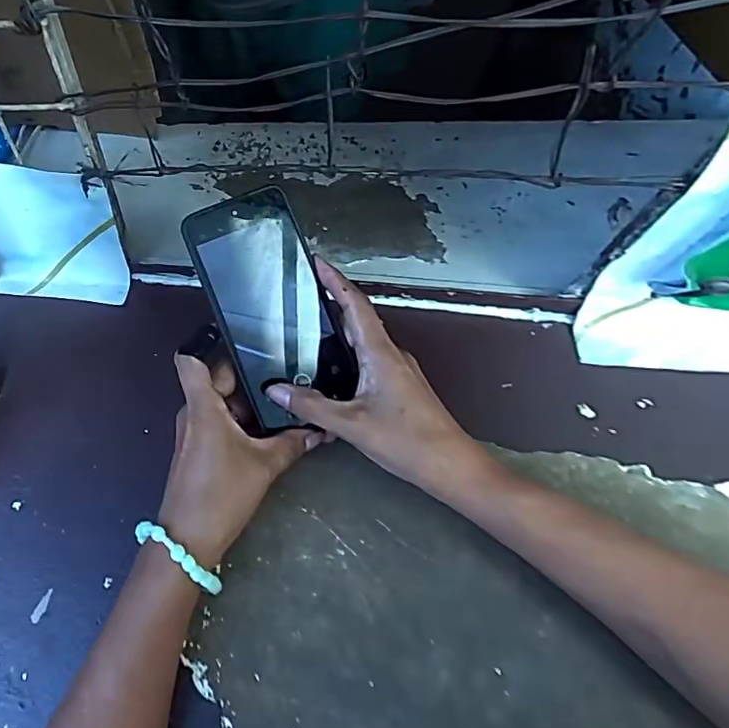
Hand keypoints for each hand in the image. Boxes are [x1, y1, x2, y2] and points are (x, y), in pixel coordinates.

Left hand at [157, 353, 323, 566]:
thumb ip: (292, 443)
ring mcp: (194, 431)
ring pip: (220, 402)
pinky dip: (241, 419)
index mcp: (202, 406)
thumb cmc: (220, 494)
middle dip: (246, 374)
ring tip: (282, 394)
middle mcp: (193, 413)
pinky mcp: (199, 448)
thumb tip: (319, 430)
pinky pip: (219, 421)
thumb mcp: (264, 465)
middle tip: (282, 367)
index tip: (241, 339)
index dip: (209, 342)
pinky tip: (269, 426)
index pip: (191, 360)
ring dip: (246, 400)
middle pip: (215, 379)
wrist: (189, 539)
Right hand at [265, 259, 490, 495]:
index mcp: (380, 354)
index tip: (317, 262)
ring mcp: (399, 369)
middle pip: (359, 316)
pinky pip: (372, 358)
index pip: (354, 304)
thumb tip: (277, 391)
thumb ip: (310, 405)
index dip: (334, 280)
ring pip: (366, 338)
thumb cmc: (409, 441)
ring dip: (342, 326)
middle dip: (334, 298)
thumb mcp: (349, 424)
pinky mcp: (401, 385)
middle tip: (309, 288)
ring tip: (316, 324)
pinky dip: (351, 353)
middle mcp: (392, 355)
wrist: (450, 465)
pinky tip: (336, 370)